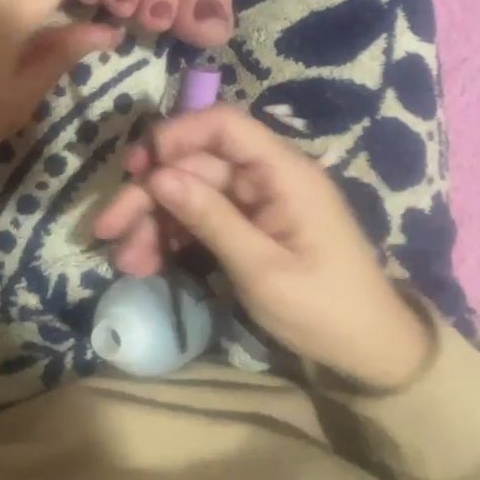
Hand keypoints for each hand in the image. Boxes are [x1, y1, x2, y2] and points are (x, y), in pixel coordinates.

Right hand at [91, 106, 432, 388]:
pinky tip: (144, 264)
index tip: (136, 166)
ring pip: (188, 193)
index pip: (222, 125)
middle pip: (193, 165)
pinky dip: (170, 238)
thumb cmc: (325, 309)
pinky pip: (199, 218)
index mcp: (283, 173)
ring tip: (123, 261)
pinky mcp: (248, 226)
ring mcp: (256, 202)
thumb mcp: (262, 268)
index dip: (174, 135)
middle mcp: (266, 177)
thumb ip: (210, 217)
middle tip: (105, 228)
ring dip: (152, 222)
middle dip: (147, 194)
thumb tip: (156, 175)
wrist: (373, 353)